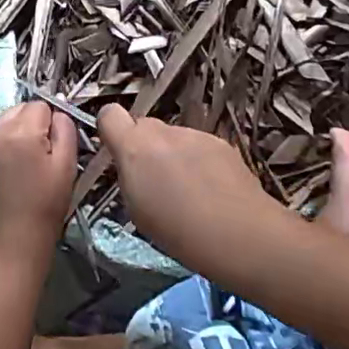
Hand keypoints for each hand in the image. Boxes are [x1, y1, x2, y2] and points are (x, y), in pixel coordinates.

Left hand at [0, 101, 76, 261]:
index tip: (58, 146)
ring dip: (19, 134)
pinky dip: (6, 148)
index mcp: (21, 132)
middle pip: (20, 109)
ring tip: (29, 165)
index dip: (54, 122)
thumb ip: (65, 132)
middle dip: (35, 123)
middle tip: (45, 155)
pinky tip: (14, 174)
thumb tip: (59, 114)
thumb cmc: (45, 208)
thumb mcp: (66, 168)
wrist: (10, 245)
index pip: (41, 105)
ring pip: (6, 124)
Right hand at [97, 105, 281, 273]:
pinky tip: (212, 190)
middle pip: (144, 127)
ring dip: (174, 156)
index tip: (117, 152)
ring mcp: (194, 135)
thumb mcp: (135, 208)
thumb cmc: (177, 231)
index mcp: (134, 147)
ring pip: (174, 138)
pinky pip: (199, 146)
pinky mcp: (221, 143)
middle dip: (145, 147)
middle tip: (155, 180)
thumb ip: (129, 175)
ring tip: (190, 191)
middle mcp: (162, 133)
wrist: (239, 234)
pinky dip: (200, 161)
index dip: (111, 130)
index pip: (109, 114)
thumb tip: (133, 166)